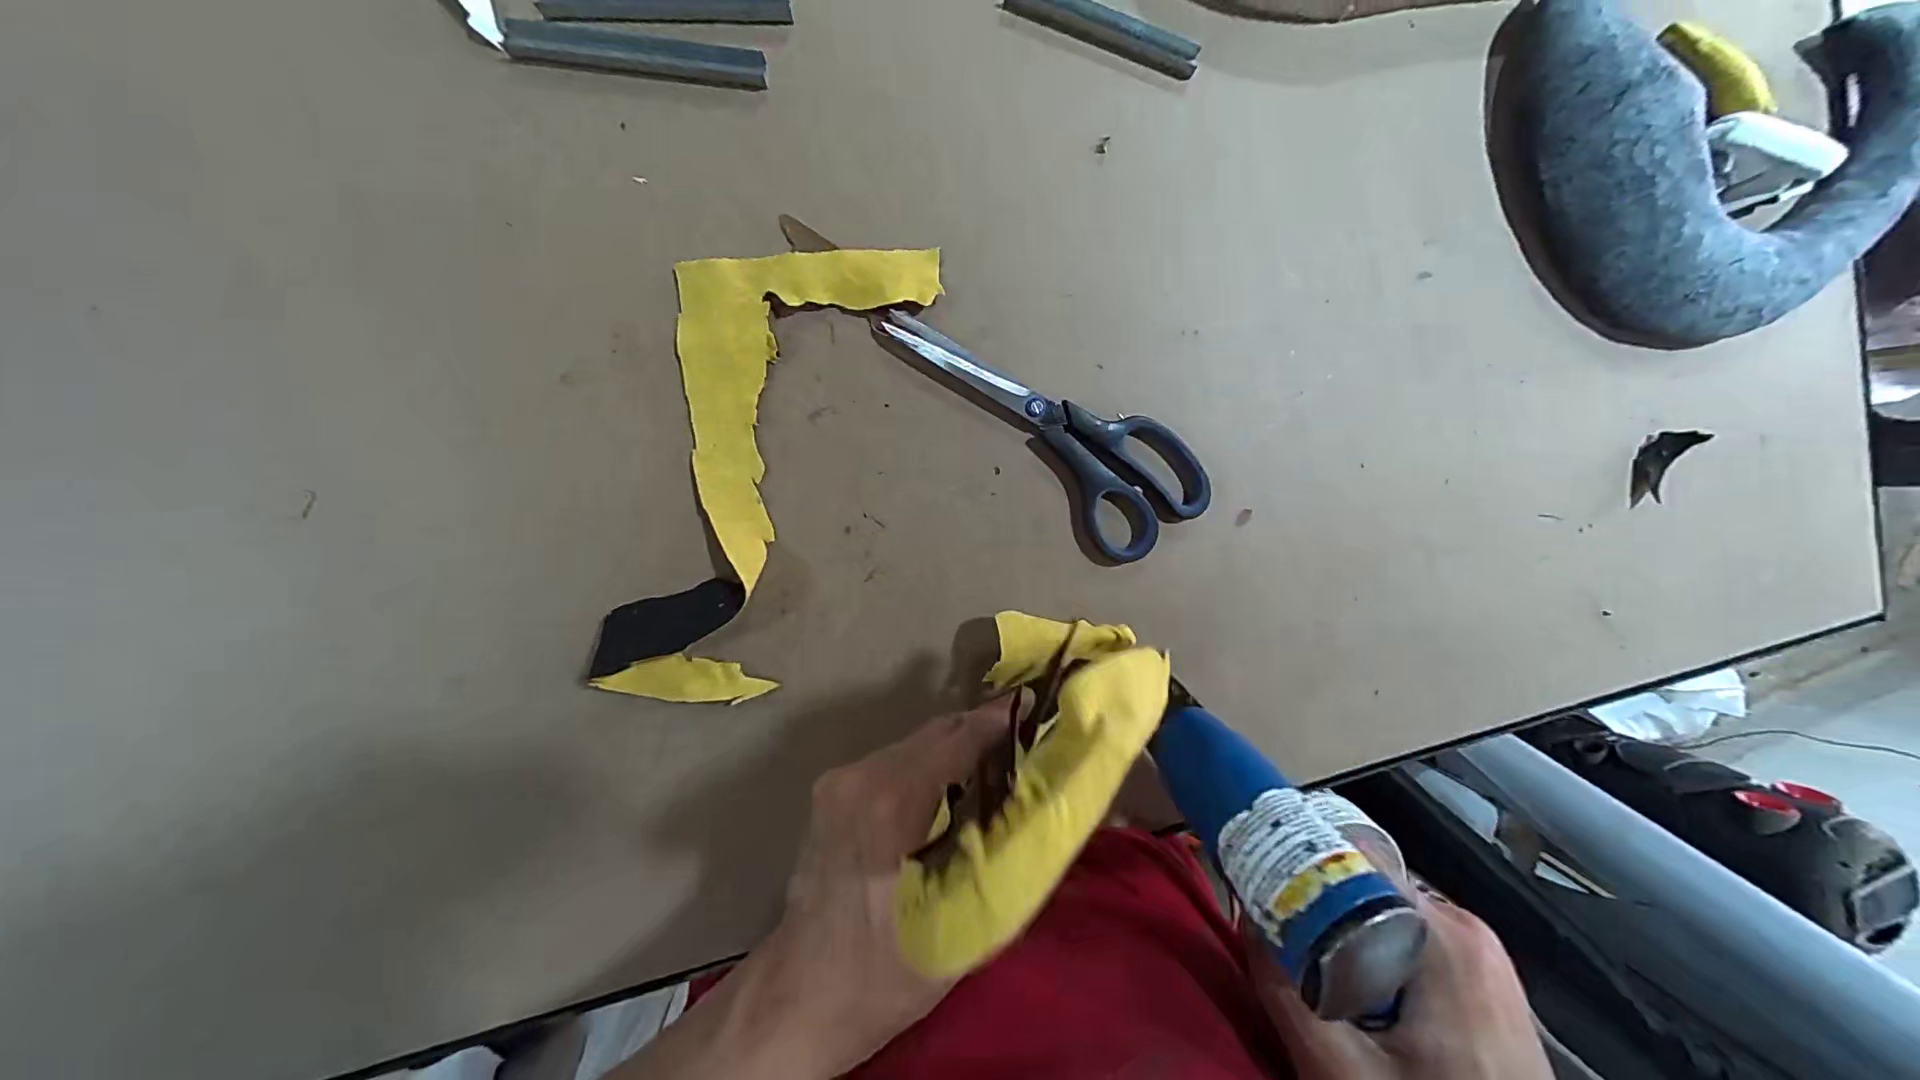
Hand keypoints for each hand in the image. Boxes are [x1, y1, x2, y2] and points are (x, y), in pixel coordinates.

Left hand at [615, 699, 1013, 1079]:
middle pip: (934, 733)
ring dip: (951, 752)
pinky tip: (944, 794)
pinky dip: (924, 767)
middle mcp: (861, 776)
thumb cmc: (887, 970)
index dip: (999, 721)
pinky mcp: (828, 793)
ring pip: (912, 745)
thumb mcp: (961, 926)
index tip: (1034, 708)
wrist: (801, 995)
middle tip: (1022, 742)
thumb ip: (1003, 858)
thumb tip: (1039, 808)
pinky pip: (891, 762)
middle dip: (979, 733)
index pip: (957, 738)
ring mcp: (838, 781)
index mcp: (892, 802)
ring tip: (989, 771)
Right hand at [1247, 891, 1552, 1079]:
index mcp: (1445, 937)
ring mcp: (1481, 958)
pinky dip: (1367, 953)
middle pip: (1363, 884)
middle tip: (1272, 929)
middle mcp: (1467, 932)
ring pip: (1380, 912)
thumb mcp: (1342, 1072)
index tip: (1256, 878)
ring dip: (1337, 931)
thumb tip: (1248, 917)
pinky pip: (1405, 940)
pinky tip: (1349, 995)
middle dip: (1312, 903)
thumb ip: (1284, 991)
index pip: (1350, 856)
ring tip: (1304, 965)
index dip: (1295, 862)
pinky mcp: (1481, 983)